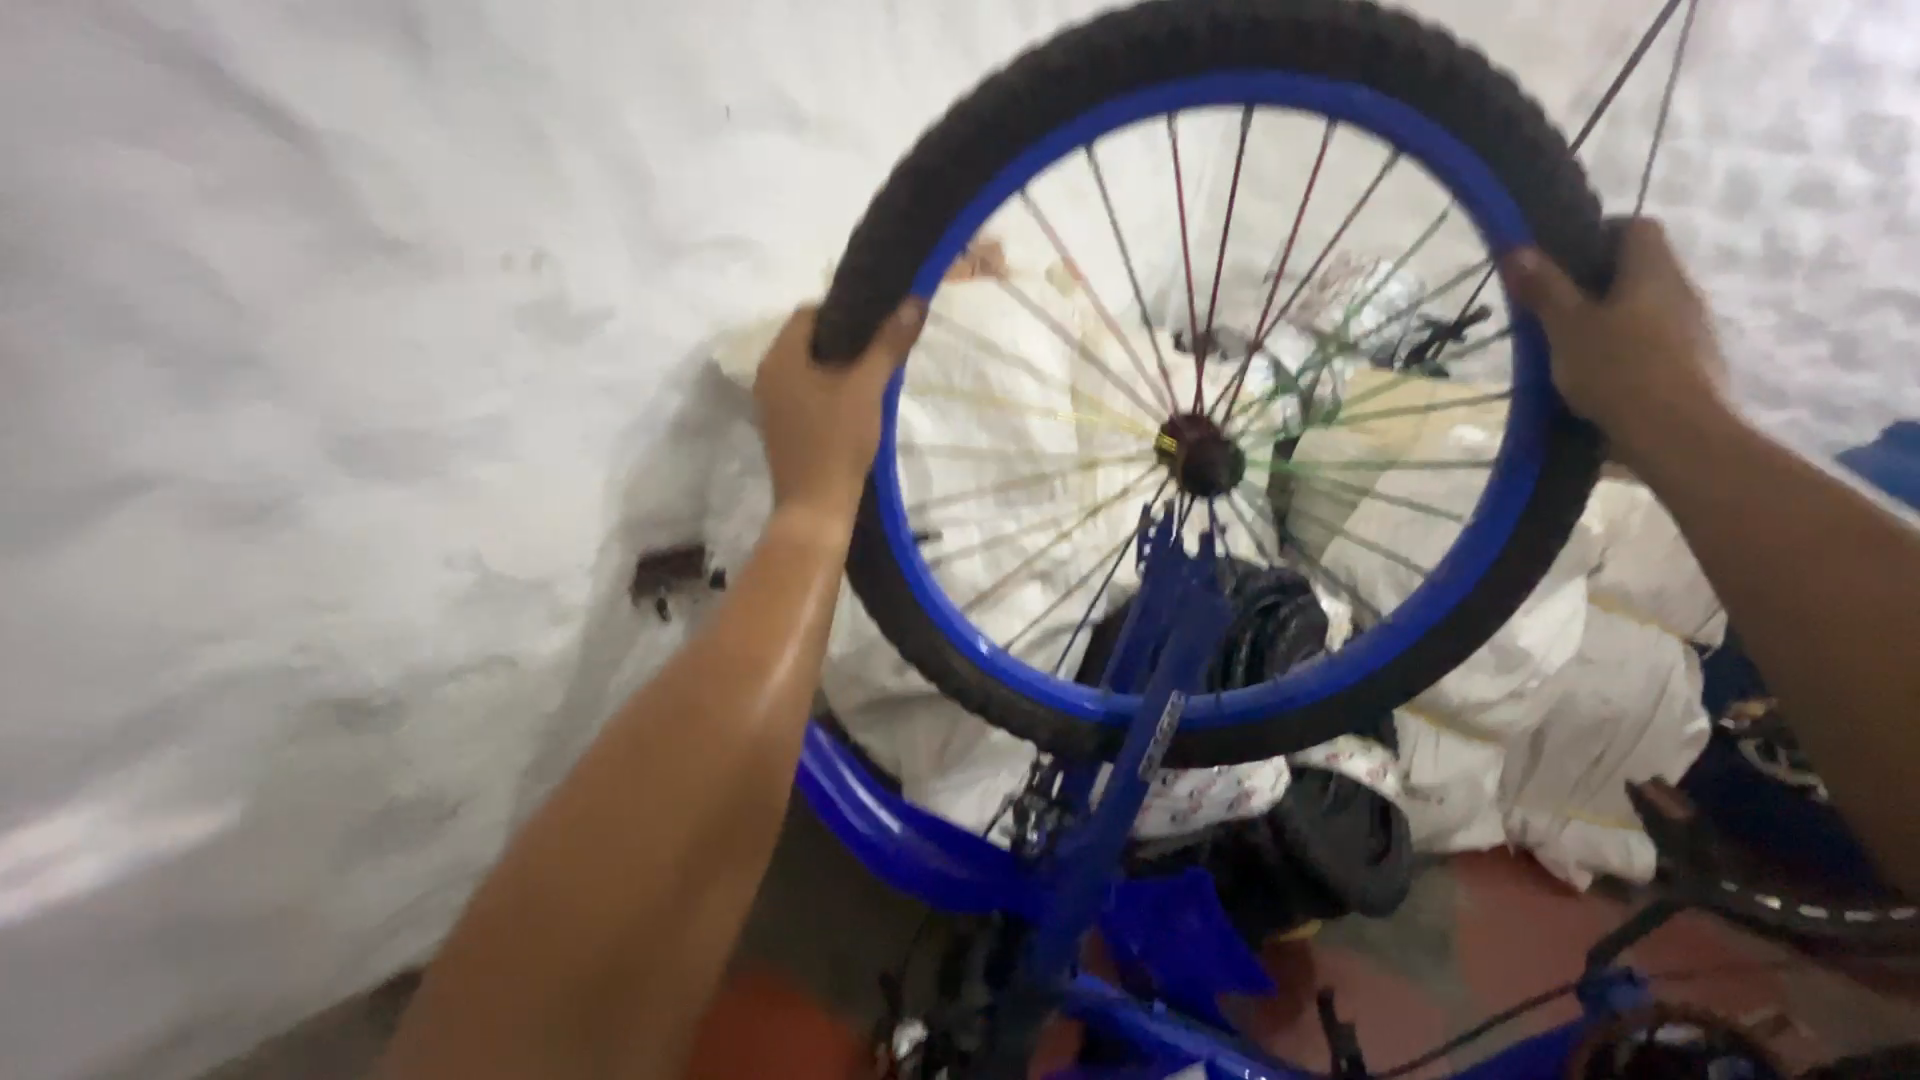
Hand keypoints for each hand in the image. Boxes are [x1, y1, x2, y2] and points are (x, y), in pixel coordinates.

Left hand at [753, 300, 925, 527]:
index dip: (844, 311)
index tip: (877, 320)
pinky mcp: (782, 428)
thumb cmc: (837, 442)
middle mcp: (767, 376)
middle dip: (845, 340)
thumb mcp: (868, 388)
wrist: (816, 508)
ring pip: (808, 369)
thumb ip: (889, 343)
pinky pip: (806, 394)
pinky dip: (829, 390)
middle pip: (808, 341)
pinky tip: (857, 403)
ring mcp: (771, 405)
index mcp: (779, 358)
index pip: (808, 313)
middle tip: (881, 345)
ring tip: (874, 373)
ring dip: (838, 367)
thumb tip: (915, 301)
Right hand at [1500, 218, 1727, 454]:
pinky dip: (1627, 347)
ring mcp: (1693, 327)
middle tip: (1554, 309)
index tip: (1561, 263)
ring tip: (1571, 348)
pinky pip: (1655, 340)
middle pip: (1640, 268)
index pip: (1635, 227)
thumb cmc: (1617, 369)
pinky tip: (1600, 376)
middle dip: (1597, 282)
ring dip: (1611, 317)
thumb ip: (1544, 289)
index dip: (1598, 235)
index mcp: (1653, 271)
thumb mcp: (1566, 328)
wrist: (1677, 432)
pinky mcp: (1694, 362)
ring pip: (1646, 306)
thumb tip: (1516, 247)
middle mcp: (1681, 289)